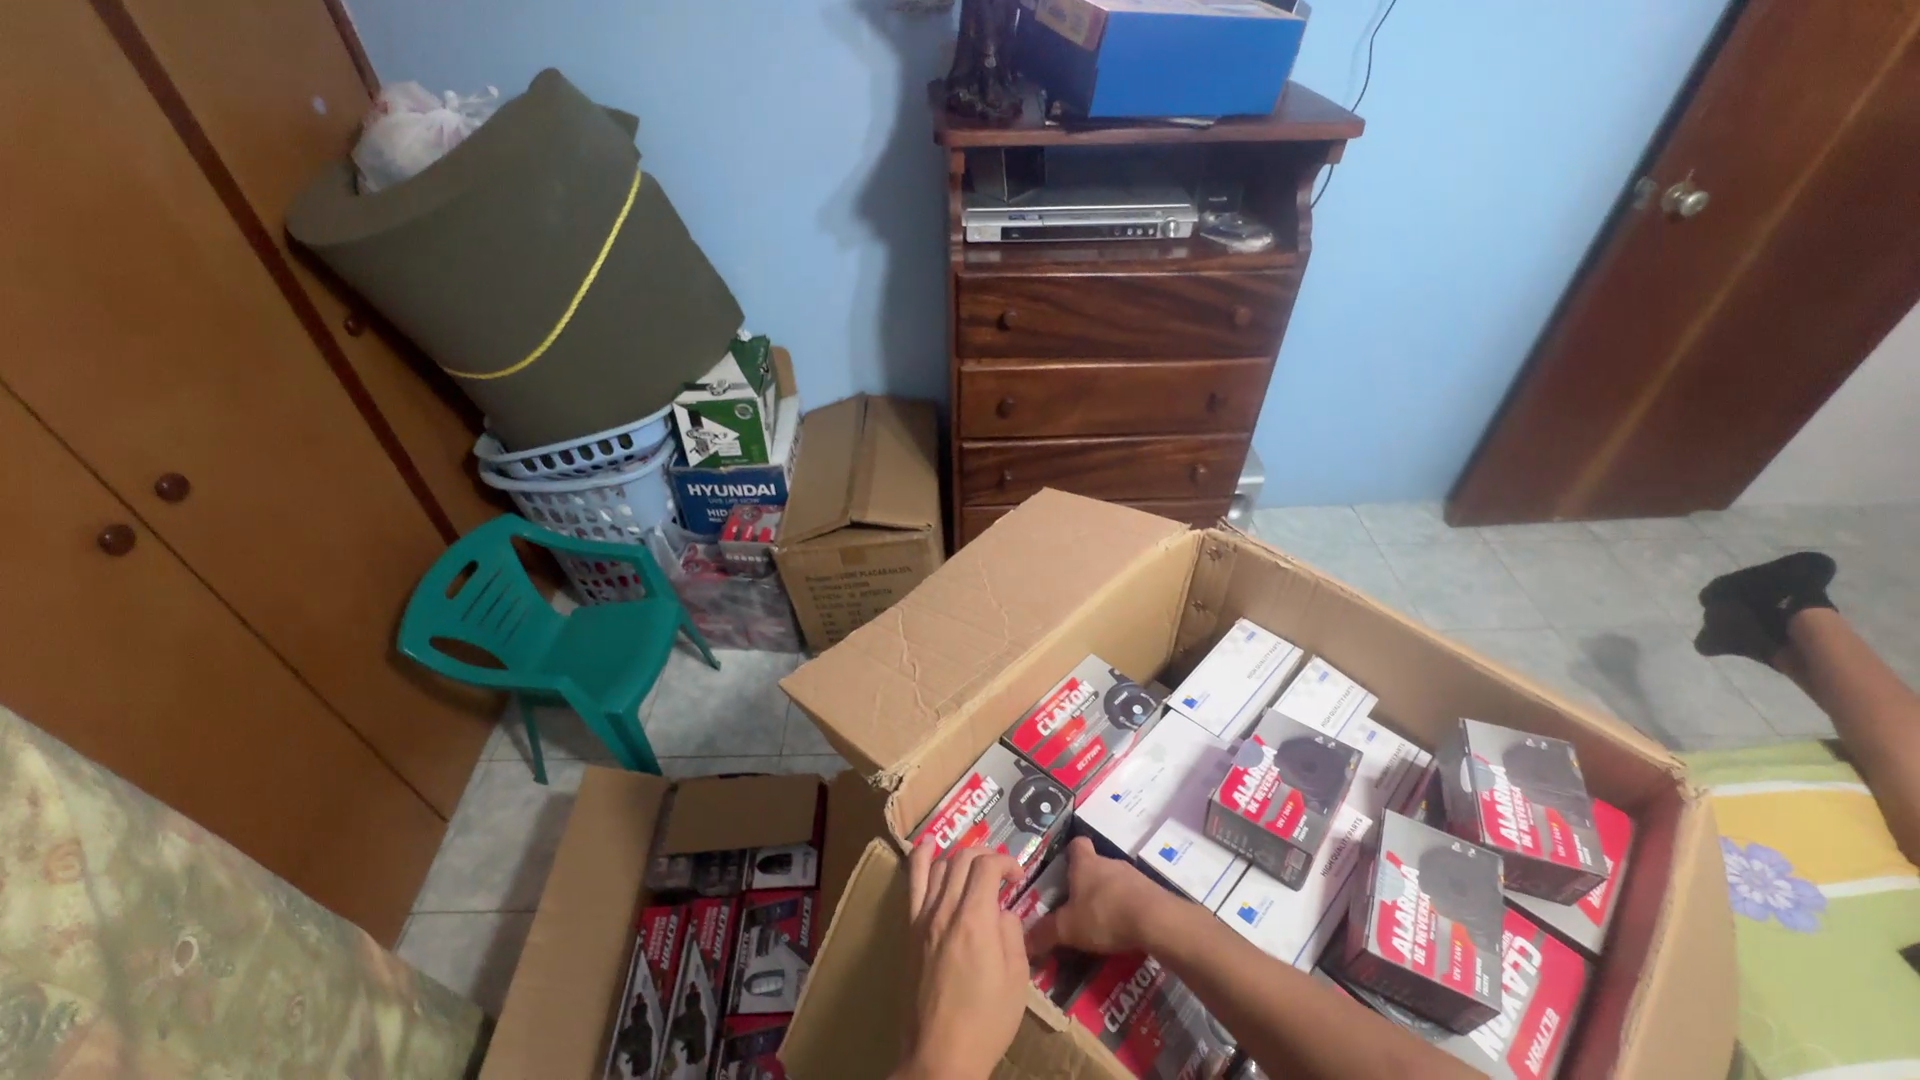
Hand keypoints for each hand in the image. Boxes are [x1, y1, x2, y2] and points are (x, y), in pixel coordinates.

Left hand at [895, 843, 1029, 1079]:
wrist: (940, 1054)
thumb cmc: (986, 1021)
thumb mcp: (1017, 978)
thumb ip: (1012, 933)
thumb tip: (1003, 912)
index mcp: (975, 919)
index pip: (988, 866)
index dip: (1007, 861)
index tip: (1019, 877)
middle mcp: (945, 909)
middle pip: (962, 859)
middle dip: (986, 855)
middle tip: (1001, 870)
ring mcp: (922, 919)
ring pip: (937, 866)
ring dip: (958, 855)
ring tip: (973, 860)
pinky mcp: (909, 932)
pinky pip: (912, 884)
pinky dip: (920, 859)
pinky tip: (927, 847)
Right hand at [1026, 837, 1173, 956]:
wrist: (1156, 921)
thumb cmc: (1105, 915)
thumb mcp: (1068, 928)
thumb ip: (1045, 933)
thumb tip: (1023, 941)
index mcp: (1085, 864)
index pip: (1077, 844)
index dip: (1070, 853)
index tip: (1064, 868)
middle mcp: (1109, 862)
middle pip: (1095, 865)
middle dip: (1087, 883)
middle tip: (1078, 906)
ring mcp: (1134, 876)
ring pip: (1115, 882)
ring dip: (1109, 897)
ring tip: (1101, 923)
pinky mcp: (1152, 892)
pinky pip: (1134, 897)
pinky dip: (1127, 910)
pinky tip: (1124, 930)